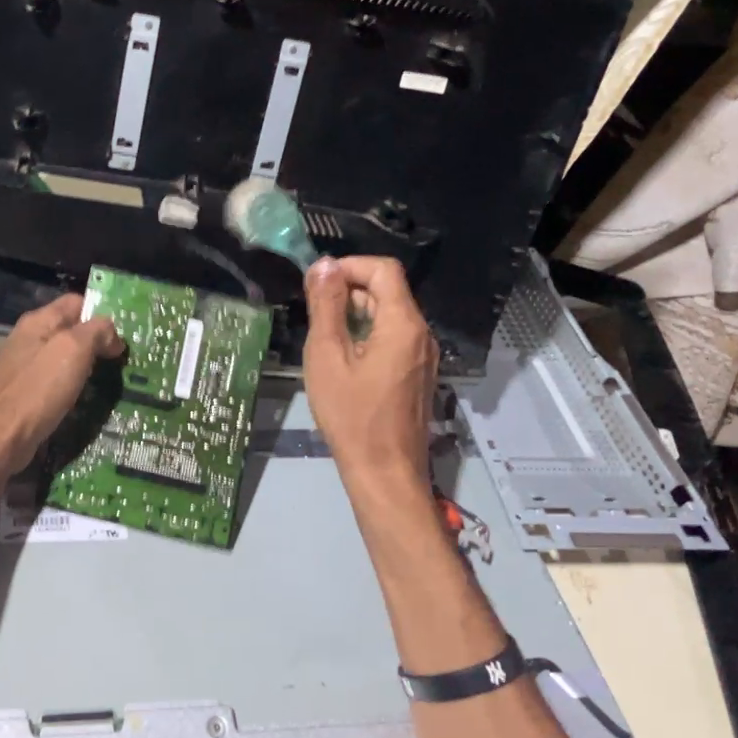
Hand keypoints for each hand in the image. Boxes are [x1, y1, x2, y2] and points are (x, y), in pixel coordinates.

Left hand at [0, 294, 124, 481]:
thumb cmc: (36, 391)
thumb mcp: (73, 351)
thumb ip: (96, 331)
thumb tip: (112, 335)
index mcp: (38, 322)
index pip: (77, 301)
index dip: (102, 313)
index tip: (125, 334)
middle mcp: (28, 338)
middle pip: (70, 329)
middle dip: (97, 341)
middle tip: (122, 359)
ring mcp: (23, 367)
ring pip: (63, 356)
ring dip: (85, 365)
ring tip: (110, 378)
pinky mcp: (22, 393)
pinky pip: (54, 380)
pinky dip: (71, 385)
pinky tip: (83, 398)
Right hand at [302, 257, 439, 490]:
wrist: (385, 473)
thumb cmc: (351, 415)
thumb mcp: (328, 356)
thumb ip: (327, 306)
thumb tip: (324, 264)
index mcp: (403, 323)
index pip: (384, 270)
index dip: (349, 266)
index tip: (317, 285)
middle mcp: (421, 333)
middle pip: (387, 291)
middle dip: (349, 291)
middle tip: (314, 316)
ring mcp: (423, 356)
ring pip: (389, 315)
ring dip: (355, 315)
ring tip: (323, 340)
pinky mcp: (417, 374)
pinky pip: (393, 339)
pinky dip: (367, 336)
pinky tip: (343, 361)